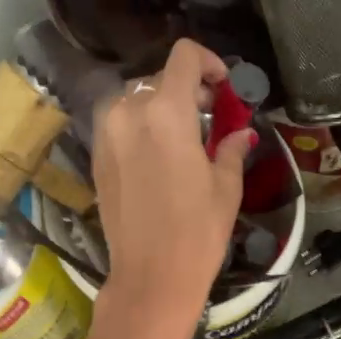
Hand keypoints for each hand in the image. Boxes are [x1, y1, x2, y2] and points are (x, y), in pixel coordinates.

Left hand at [91, 39, 254, 319]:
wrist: (151, 278)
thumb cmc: (197, 236)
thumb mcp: (225, 191)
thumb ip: (231, 151)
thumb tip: (242, 134)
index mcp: (167, 113)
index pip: (184, 58)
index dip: (207, 64)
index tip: (222, 86)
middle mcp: (130, 112)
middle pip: (159, 80)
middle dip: (186, 92)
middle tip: (209, 118)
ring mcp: (107, 133)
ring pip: (137, 101)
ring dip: (161, 110)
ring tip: (183, 141)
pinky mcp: (97, 156)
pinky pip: (121, 125)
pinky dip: (142, 130)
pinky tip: (160, 160)